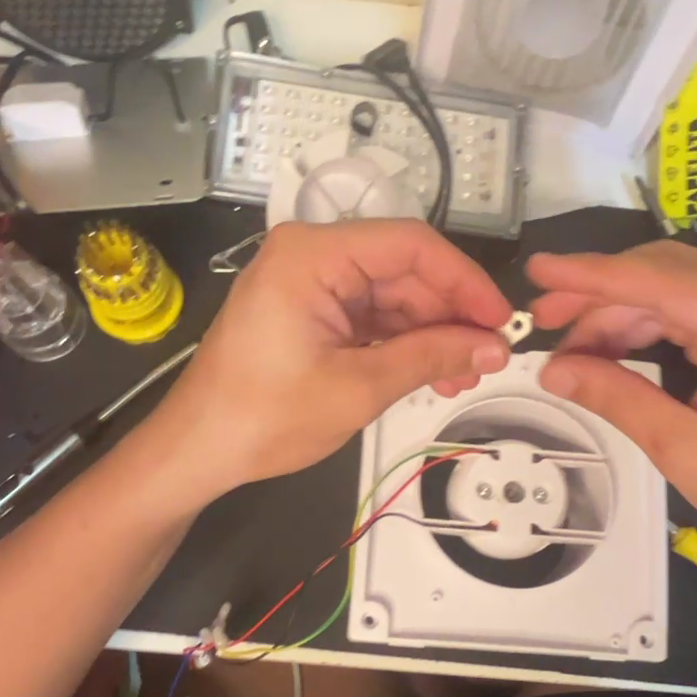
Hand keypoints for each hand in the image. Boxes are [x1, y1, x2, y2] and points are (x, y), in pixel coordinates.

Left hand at [150, 220, 511, 501]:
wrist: (197, 450)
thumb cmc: (266, 418)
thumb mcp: (358, 388)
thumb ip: (430, 358)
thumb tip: (492, 347)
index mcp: (312, 255)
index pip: (410, 245)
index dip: (464, 281)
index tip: (500, 320)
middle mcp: (309, 255)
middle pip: (401, 270)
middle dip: (448, 315)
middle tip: (487, 358)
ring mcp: (307, 283)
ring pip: (389, 297)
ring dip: (429, 334)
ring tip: (463, 376)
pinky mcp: (307, 312)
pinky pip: (367, 317)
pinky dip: (399, 343)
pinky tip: (431, 372)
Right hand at [528, 242, 696, 564]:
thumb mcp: (684, 450)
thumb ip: (618, 398)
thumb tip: (551, 370)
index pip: (660, 279)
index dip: (591, 275)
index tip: (536, 271)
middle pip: (664, 272)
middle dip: (597, 292)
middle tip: (540, 320)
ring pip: (671, 287)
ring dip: (616, 310)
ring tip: (566, 347)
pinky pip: (688, 307)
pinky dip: (642, 324)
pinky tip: (607, 346)